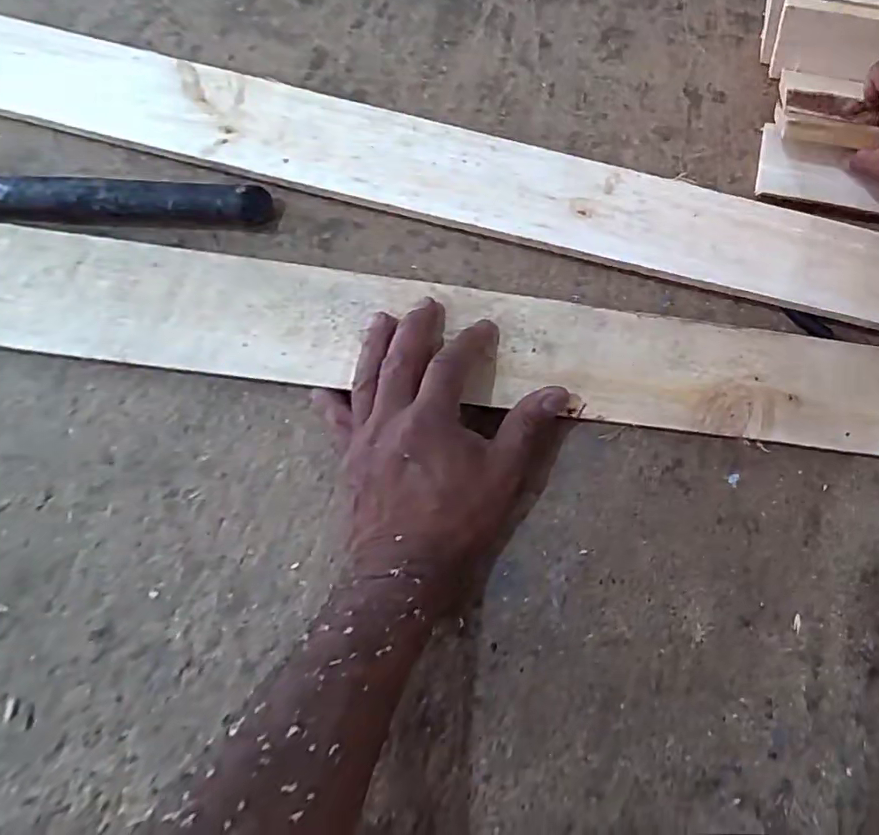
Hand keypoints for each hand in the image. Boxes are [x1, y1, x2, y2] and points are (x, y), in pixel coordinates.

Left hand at [311, 299, 572, 598]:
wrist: (400, 573)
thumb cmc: (457, 523)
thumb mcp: (503, 476)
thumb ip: (527, 429)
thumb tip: (557, 392)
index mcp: (430, 418)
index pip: (449, 366)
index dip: (469, 342)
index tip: (485, 328)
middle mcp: (392, 418)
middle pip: (400, 360)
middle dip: (415, 329)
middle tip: (424, 305)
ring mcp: (364, 437)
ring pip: (366, 380)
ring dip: (373, 346)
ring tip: (378, 320)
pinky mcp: (348, 459)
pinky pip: (336, 421)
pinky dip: (330, 401)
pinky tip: (320, 388)